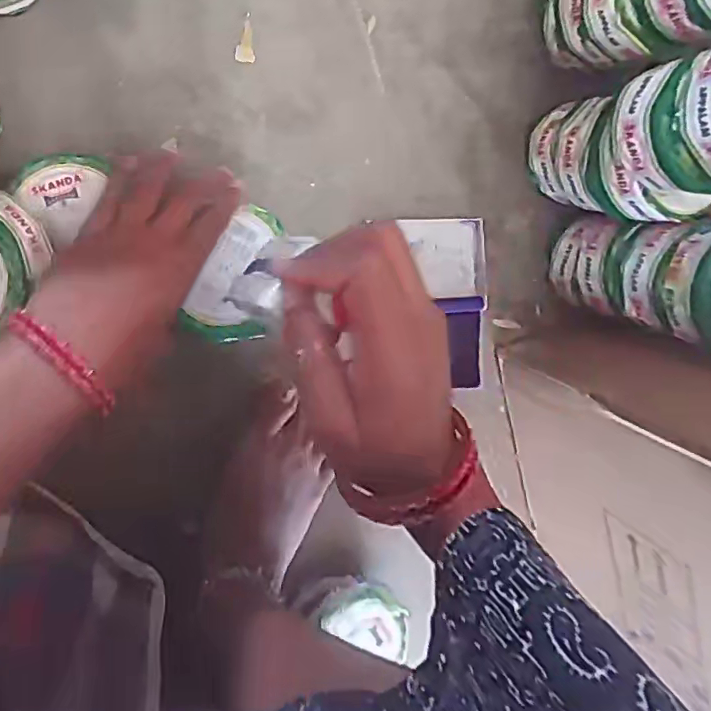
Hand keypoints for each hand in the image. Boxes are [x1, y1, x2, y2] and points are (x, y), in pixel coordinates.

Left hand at [21, 151, 240, 390]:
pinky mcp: (88, 233)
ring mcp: (119, 232)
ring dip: (160, 168)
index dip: (224, 205)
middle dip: (205, 182)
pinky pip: (108, 196)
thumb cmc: (120, 356)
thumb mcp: (158, 340)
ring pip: (145, 189)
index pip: (209, 228)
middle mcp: (154, 241)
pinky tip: (126, 162)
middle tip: (219, 170)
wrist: (62, 349)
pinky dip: (120, 176)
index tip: (236, 189)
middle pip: (184, 200)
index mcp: (179, 268)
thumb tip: (164, 315)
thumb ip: (166, 320)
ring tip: (171, 154)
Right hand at [275, 223, 453, 500]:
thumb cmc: (373, 451)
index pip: (365, 266)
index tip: (282, 278)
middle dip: (330, 248)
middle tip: (299, 281)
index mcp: (396, 343)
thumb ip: (309, 354)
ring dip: (344, 256)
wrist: (426, 472)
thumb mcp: (327, 419)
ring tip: (319, 296)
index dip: (318, 261)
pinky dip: (358, 268)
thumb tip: (293, 297)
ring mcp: (428, 308)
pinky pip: (391, 265)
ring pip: (388, 244)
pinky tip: (340, 306)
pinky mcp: (425, 311)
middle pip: (381, 239)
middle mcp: (420, 314)